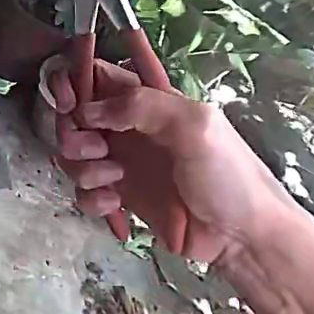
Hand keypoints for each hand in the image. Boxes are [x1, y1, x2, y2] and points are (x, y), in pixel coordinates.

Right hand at [49, 60, 291, 264]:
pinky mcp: (118, 196)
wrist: (242, 239)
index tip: (70, 104)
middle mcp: (127, 127)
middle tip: (95, 149)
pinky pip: (84, 191)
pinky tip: (116, 205)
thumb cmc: (228, 176)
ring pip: (73, 154)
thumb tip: (87, 110)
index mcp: (147, 99)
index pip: (95, 74)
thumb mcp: (193, 125)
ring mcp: (121, 162)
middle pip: (74, 116)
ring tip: (113, 179)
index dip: (72, 82)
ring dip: (82, 167)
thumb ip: (140, 104)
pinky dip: (92, 198)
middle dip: (72, 132)